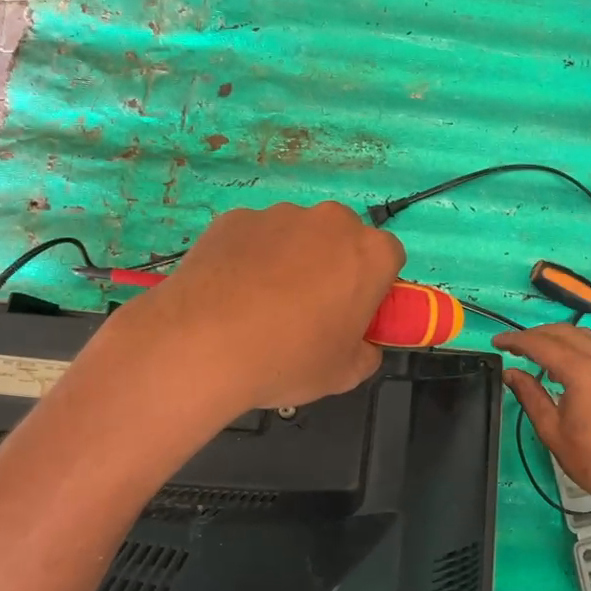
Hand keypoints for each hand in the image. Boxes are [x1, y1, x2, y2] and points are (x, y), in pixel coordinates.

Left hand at [118, 202, 405, 409]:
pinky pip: (254, 238)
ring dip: (290, 261)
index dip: (374, 287)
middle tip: (310, 312)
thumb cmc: (287, 359)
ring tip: (260, 308)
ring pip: (296, 236)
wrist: (200, 344)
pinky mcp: (235, 218)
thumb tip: (362, 345)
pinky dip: (249, 259)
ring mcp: (279, 215)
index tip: (353, 314)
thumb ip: (365, 353)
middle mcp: (330, 222)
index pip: (390, 258)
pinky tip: (230, 296)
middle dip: (333, 267)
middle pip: (343, 239)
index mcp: (370, 254)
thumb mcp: (344, 374)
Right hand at [494, 325, 590, 510]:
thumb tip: (510, 373)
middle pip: (563, 332)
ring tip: (534, 353)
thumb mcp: (552, 430)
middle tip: (512, 347)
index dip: (516, 341)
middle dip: (535, 335)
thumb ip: (530, 395)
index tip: (496, 342)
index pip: (542, 344)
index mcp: (582, 372)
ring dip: (556, 337)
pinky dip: (575, 346)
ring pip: (582, 335)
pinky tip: (561, 365)